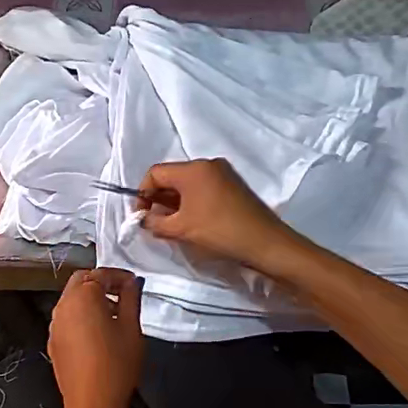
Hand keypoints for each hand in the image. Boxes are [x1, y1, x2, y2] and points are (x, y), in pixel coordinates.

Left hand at [48, 267, 143, 407]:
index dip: (119, 276)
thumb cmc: (116, 365)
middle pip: (81, 282)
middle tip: (123, 293)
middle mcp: (63, 306)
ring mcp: (55, 325)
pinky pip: (67, 319)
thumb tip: (131, 284)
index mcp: (83, 297)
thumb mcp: (132, 328)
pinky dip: (81, 316)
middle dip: (101, 283)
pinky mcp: (54, 342)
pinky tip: (99, 333)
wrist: (92, 404)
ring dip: (90, 299)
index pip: (101, 274)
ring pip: (72, 300)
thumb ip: (131, 299)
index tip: (133, 283)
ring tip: (114, 314)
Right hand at [136, 158, 306, 273]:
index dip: (142, 193)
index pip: (155, 173)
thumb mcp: (180, 229)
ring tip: (173, 225)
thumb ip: (154, 222)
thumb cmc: (218, 232)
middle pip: (172, 176)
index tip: (142, 216)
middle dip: (159, 198)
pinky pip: (203, 188)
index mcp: (193, 169)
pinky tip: (193, 222)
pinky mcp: (233, 185)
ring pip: (188, 183)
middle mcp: (208, 164)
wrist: (265, 243)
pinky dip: (192, 202)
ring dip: (175, 202)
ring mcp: (224, 173)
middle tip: (155, 222)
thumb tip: (144, 218)